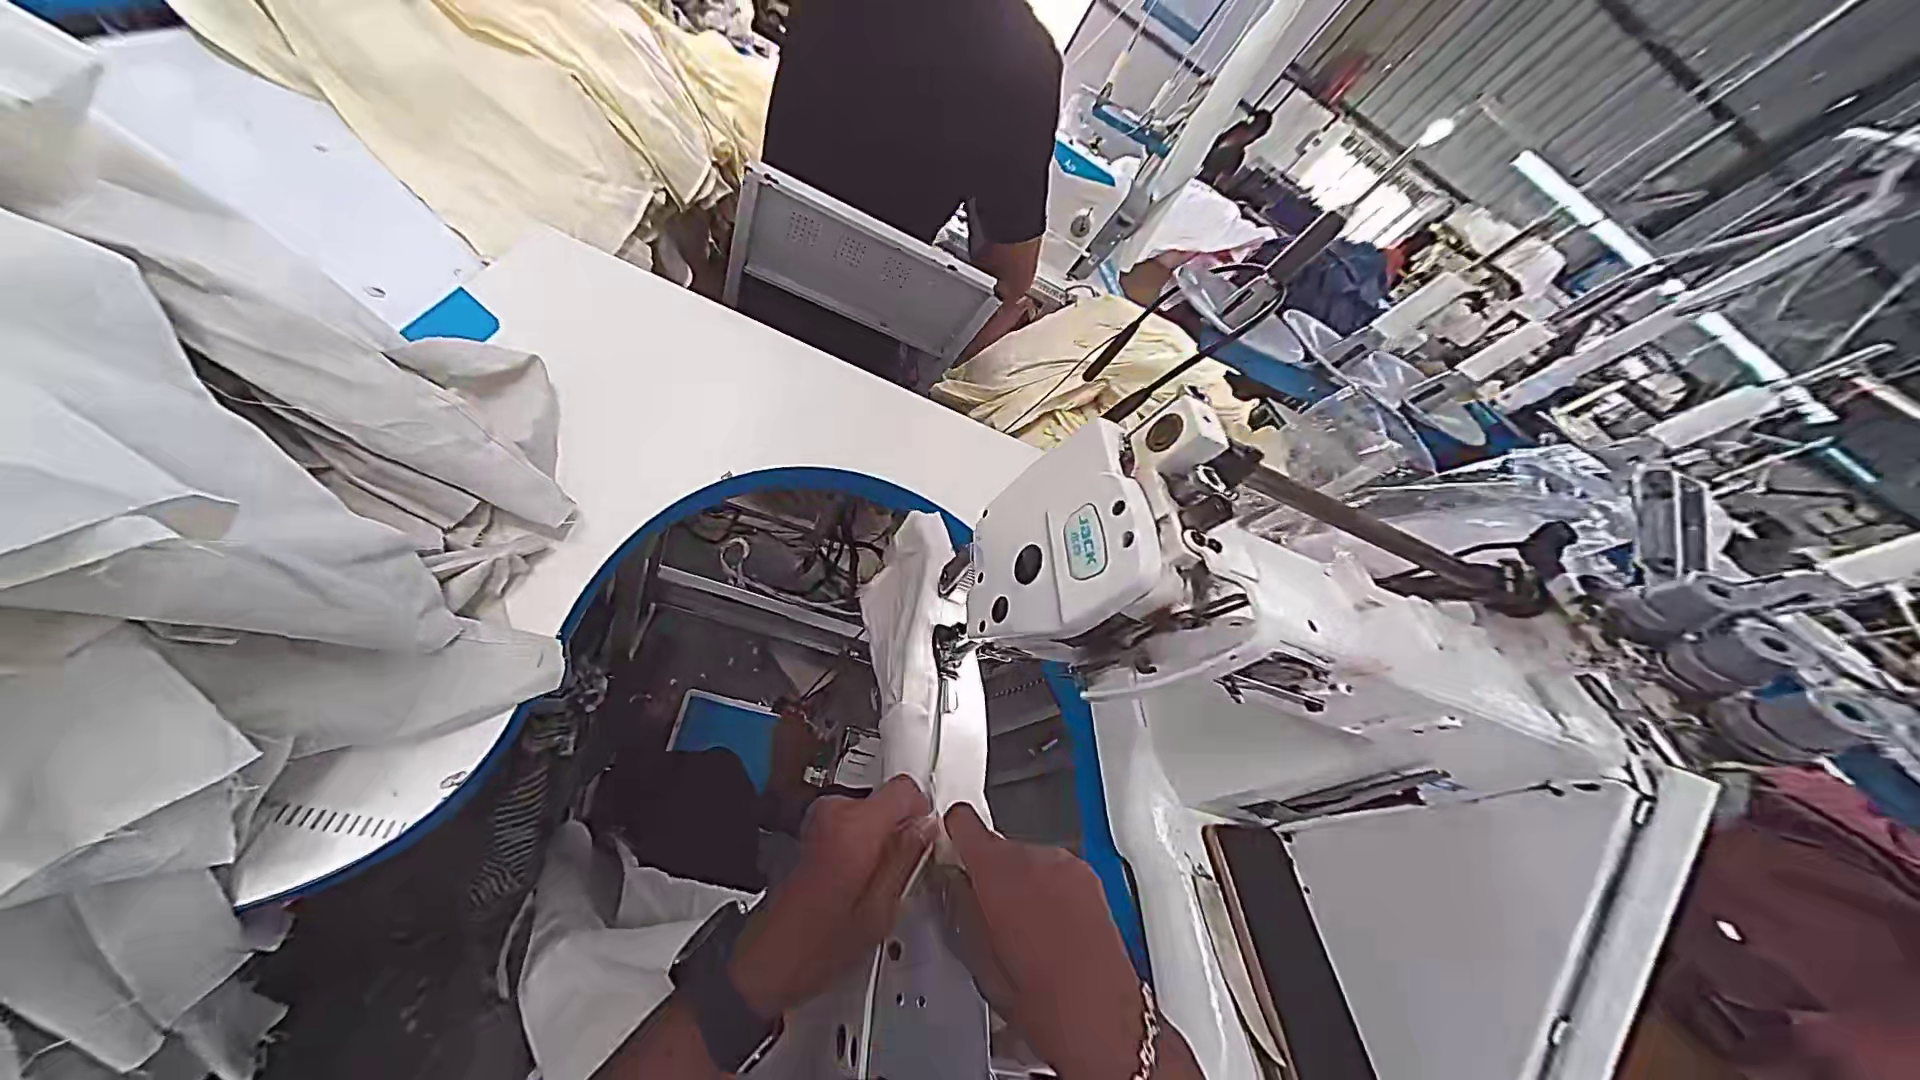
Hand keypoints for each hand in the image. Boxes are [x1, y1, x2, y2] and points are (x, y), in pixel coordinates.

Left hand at [728, 775, 934, 1015]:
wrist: (767, 961)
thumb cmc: (814, 946)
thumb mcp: (880, 911)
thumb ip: (907, 859)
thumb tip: (926, 829)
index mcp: (856, 828)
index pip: (905, 789)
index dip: (922, 810)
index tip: (926, 833)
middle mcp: (834, 813)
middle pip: (887, 799)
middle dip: (900, 828)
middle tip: (901, 868)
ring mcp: (818, 818)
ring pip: (870, 810)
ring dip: (878, 836)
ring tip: (872, 881)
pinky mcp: (809, 828)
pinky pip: (850, 820)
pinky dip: (859, 840)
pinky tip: (854, 879)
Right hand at [941, 803, 1147, 1079]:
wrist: (1098, 1016)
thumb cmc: (1040, 999)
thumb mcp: (977, 956)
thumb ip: (960, 904)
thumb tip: (954, 883)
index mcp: (995, 870)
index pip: (963, 821)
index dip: (954, 831)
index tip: (951, 840)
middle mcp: (1031, 855)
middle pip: (998, 845)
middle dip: (992, 871)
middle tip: (993, 913)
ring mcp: (1064, 862)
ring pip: (1029, 857)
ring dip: (1024, 879)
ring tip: (1028, 928)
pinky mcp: (1088, 874)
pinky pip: (1057, 868)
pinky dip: (1050, 887)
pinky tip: (1054, 926)